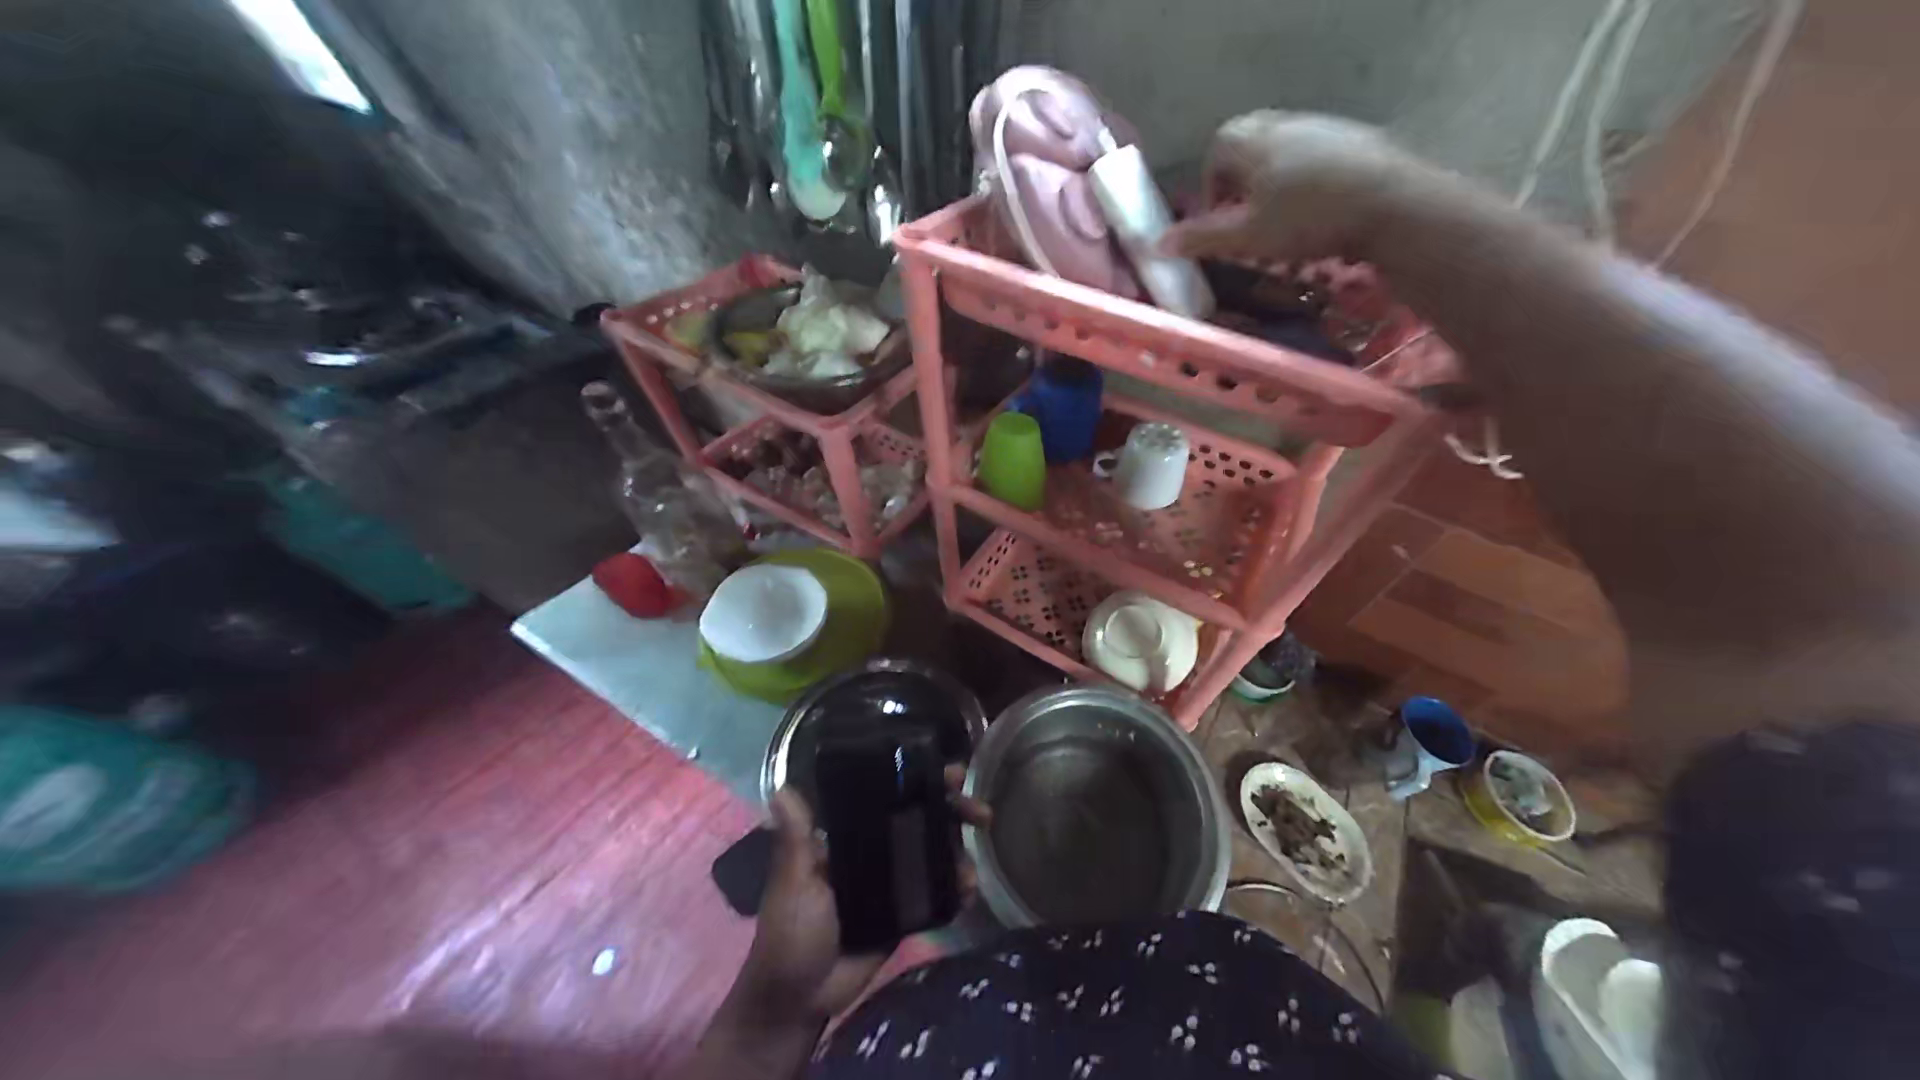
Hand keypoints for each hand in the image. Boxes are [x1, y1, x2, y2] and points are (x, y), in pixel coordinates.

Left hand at [731, 766, 990, 1027]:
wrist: (800, 1000)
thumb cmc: (789, 932)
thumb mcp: (792, 882)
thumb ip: (795, 841)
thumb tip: (782, 789)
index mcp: (848, 835)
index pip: (889, 796)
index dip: (919, 780)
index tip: (949, 773)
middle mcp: (875, 850)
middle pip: (921, 819)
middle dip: (954, 811)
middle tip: (980, 812)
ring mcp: (894, 881)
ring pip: (935, 854)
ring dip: (960, 853)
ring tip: (972, 868)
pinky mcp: (907, 914)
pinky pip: (938, 894)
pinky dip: (957, 889)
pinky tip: (970, 890)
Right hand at [1164, 111, 1446, 263]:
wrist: (1391, 203)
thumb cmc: (1306, 220)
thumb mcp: (1245, 238)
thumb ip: (1200, 238)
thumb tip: (1157, 244)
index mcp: (1252, 141)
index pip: (1217, 150)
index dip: (1212, 184)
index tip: (1220, 216)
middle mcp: (1284, 123)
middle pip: (1249, 141)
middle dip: (1239, 176)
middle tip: (1245, 215)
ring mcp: (1322, 126)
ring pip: (1282, 146)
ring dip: (1271, 176)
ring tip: (1280, 215)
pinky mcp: (1354, 138)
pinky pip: (1314, 152)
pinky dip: (1304, 175)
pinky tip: (1317, 207)